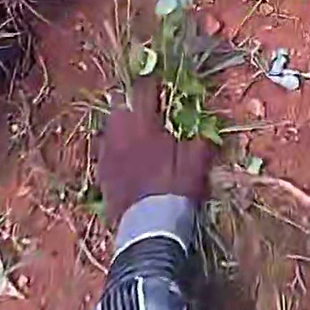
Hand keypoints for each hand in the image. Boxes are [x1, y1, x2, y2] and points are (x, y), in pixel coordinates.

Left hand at [96, 78, 213, 226]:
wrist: (150, 228)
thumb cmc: (174, 188)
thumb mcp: (196, 161)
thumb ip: (200, 140)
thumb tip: (208, 129)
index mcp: (144, 124)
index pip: (144, 91)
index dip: (151, 83)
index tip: (158, 82)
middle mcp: (121, 135)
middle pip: (118, 107)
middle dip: (129, 104)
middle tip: (143, 108)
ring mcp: (108, 156)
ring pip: (107, 130)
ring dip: (118, 126)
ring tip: (130, 131)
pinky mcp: (101, 176)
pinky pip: (103, 154)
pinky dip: (112, 151)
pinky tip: (121, 158)